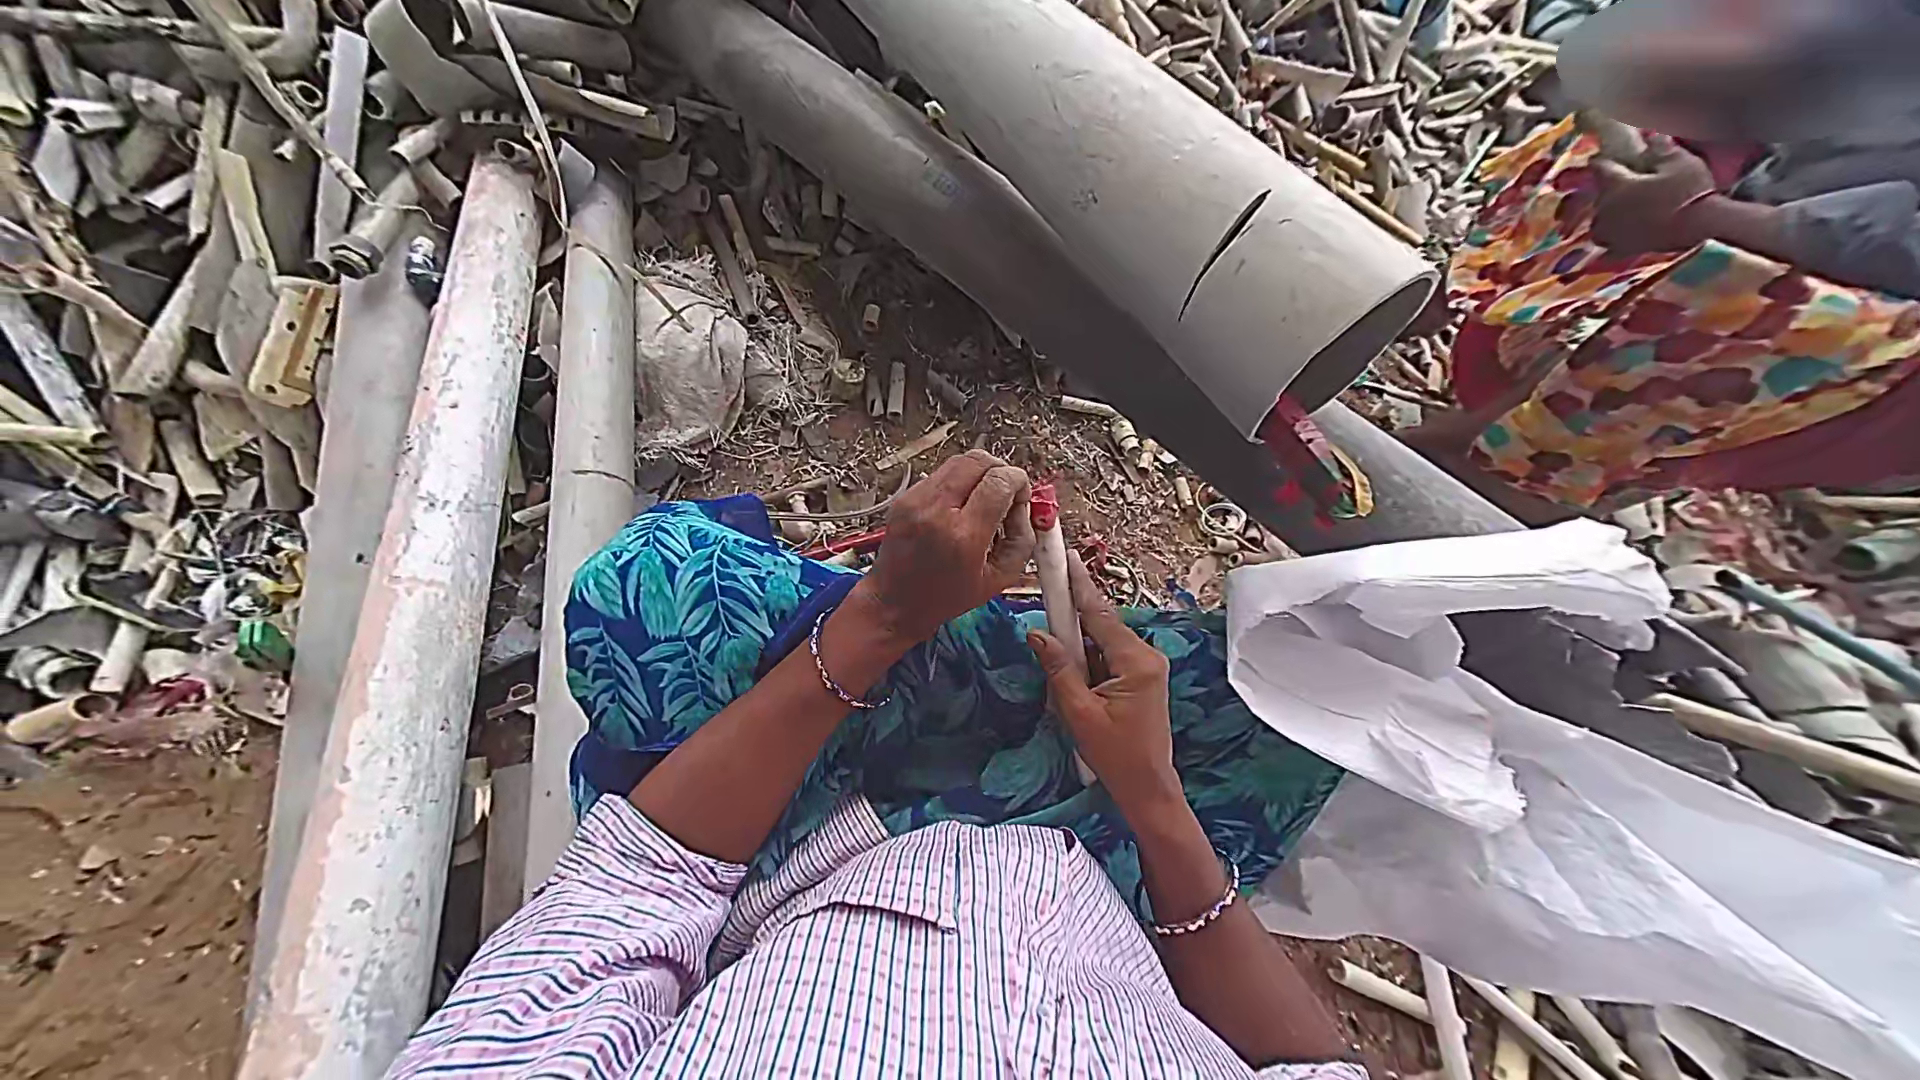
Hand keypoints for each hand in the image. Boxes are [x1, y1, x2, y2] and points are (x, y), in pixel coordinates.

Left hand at [852, 450, 1035, 646]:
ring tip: (983, 500)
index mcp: (963, 536)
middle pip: (978, 461)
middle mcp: (936, 512)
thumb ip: (1022, 538)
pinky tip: (960, 507)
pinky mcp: (904, 498)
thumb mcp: (1000, 578)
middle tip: (1006, 492)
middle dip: (1000, 471)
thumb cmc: (946, 596)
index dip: (1018, 482)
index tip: (1021, 495)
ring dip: (979, 474)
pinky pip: (940, 474)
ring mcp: (915, 501)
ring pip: (959, 461)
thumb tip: (1025, 505)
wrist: (896, 603)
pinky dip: (958, 483)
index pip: (999, 482)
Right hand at [1027, 550, 1180, 814]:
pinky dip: (1090, 662)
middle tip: (1048, 633)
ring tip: (1071, 686)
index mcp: (1136, 662)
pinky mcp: (1143, 676)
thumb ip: (1058, 668)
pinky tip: (1080, 686)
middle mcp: (1147, 656)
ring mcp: (1148, 666)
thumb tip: (1037, 633)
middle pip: (1101, 625)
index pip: (1099, 614)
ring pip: (1103, 641)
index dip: (1078, 585)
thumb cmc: (1115, 756)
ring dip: (1080, 651)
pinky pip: (1109, 656)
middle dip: (1072, 629)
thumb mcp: (1078, 711)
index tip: (1065, 558)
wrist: (1147, 788)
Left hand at [1591, 134, 1717, 254]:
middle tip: (1625, 184)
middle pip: (1602, 195)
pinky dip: (1612, 230)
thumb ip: (1661, 150)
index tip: (1596, 158)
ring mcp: (1605, 230)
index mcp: (1615, 186)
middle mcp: (1602, 209)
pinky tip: (1622, 227)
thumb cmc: (1688, 190)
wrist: (1695, 226)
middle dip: (1611, 188)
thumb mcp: (1680, 163)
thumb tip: (1650, 137)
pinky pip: (1606, 236)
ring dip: (1610, 210)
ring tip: (1626, 206)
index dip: (1600, 162)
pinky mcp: (1612, 246)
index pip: (1602, 169)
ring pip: (1601, 216)